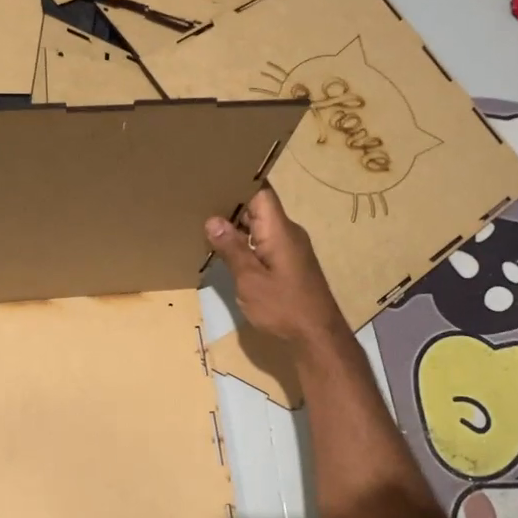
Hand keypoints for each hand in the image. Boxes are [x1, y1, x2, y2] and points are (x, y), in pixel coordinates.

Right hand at [206, 187, 349, 348]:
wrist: (317, 335)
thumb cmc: (283, 307)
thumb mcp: (250, 280)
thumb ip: (232, 249)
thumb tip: (212, 220)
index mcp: (279, 230)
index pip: (261, 192)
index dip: (239, 185)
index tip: (213, 182)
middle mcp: (288, 232)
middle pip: (260, 207)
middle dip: (232, 205)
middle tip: (199, 204)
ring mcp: (291, 248)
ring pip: (262, 226)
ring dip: (238, 227)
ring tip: (207, 226)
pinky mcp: (290, 263)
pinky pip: (266, 242)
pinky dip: (247, 242)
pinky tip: (228, 251)